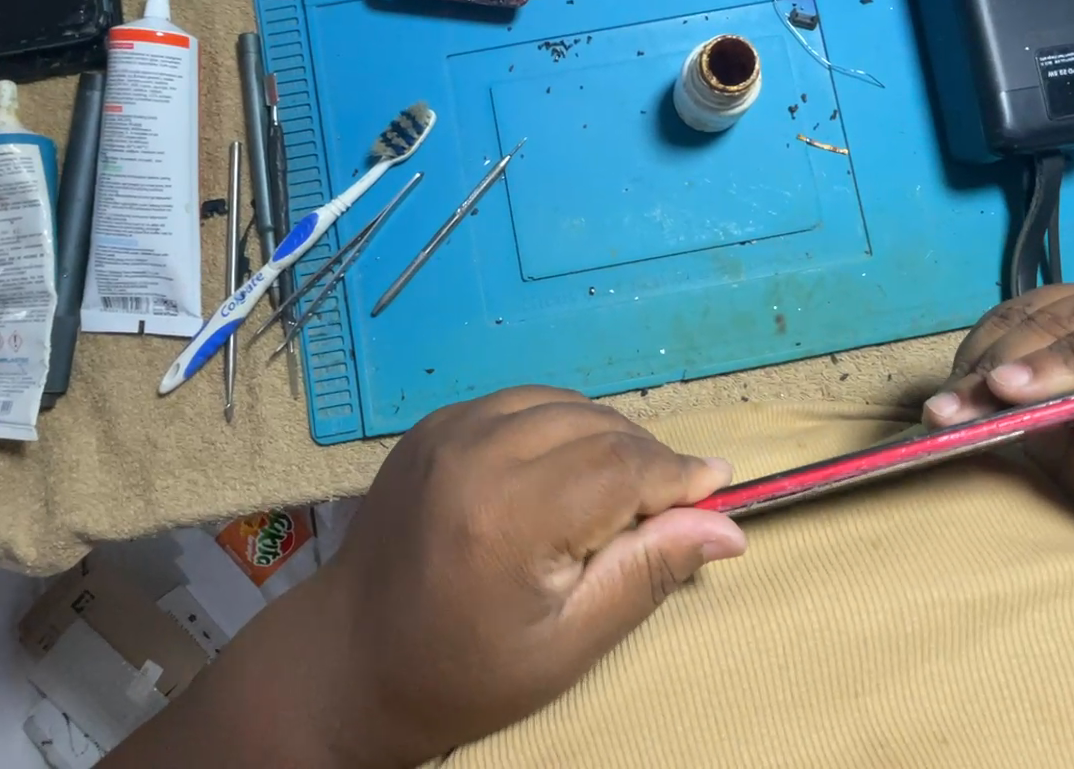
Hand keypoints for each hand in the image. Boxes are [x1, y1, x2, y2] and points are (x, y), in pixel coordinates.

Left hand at [317, 386, 744, 764]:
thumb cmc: (462, 672)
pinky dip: (560, 422)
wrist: (347, 657)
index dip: (676, 473)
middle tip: (669, 500)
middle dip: (647, 456)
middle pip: (596, 425)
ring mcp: (448, 427)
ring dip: (606, 433)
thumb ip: (646, 573)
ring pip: (562, 402)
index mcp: (508, 515)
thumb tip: (726, 526)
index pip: (621, 466)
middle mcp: (476, 450)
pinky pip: (521, 401)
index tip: (715, 484)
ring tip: (623, 482)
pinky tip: (566, 462)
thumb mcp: (565, 645)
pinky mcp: (434, 422)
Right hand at [921, 286, 1073, 561]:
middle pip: (1068, 318)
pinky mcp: (1052, 322)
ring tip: (943, 410)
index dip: (1070, 356)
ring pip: (1026, 316)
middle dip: (1006, 364)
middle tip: (955, 409)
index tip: (1010, 389)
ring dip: (978, 363)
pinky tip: (956, 394)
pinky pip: (1004, 323)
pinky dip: (972, 357)